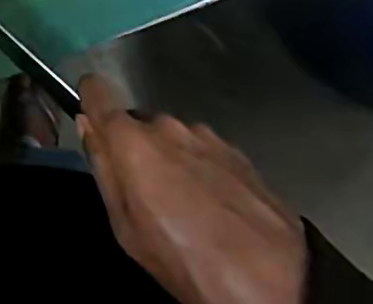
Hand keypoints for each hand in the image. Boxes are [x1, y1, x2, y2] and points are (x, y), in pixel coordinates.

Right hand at [78, 75, 305, 303]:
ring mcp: (207, 137)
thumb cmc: (189, 262)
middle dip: (138, 149)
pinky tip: (221, 212)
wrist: (283, 289)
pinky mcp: (241, 154)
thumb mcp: (126, 228)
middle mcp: (166, 125)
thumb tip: (89, 127)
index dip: (90, 102)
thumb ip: (101, 168)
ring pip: (174, 139)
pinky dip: (206, 172)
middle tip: (150, 195)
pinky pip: (206, 153)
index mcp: (131, 138)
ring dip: (174, 161)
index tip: (94, 125)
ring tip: (192, 209)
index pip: (95, 89)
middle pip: (137, 124)